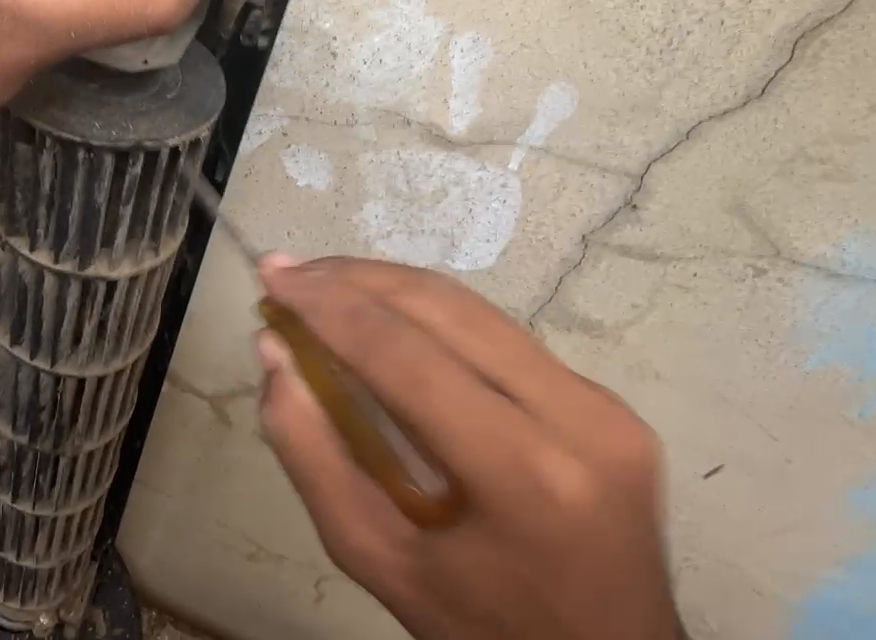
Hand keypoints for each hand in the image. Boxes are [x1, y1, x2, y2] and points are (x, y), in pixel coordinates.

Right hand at [257, 257, 682, 639]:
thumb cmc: (476, 622)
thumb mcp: (371, 554)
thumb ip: (309, 450)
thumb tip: (274, 351)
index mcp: (524, 474)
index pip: (405, 356)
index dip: (328, 307)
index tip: (272, 278)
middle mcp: (577, 419)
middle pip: (442, 310)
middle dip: (351, 279)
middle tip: (284, 271)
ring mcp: (600, 403)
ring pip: (471, 307)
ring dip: (385, 284)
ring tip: (318, 281)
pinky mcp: (603, 398)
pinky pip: (495, 332)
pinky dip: (424, 311)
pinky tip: (376, 312)